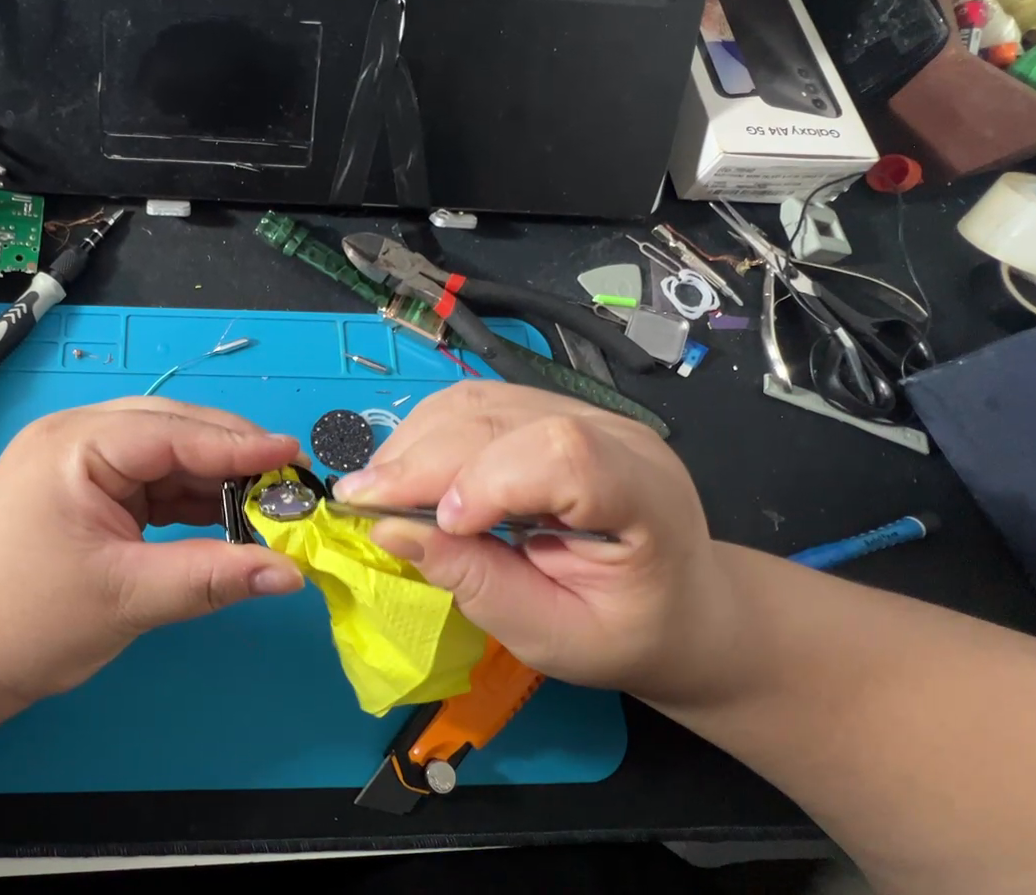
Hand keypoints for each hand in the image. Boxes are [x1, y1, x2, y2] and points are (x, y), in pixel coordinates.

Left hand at [0, 398, 305, 704]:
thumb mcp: (129, 598)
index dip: (235, 445)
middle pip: (169, 430)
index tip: (293, 456)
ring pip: (166, 452)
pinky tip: (229, 512)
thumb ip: (213, 577)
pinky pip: (152, 478)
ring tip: (269, 498)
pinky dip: (191, 496)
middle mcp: (74, 437)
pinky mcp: (89, 485)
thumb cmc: (33, 624)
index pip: (167, 433)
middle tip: (288, 478)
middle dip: (229, 454)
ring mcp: (80, 458)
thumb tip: (290, 574)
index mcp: (71, 447)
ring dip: (215, 476)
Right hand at [330, 381, 734, 701]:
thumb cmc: (622, 630)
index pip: (565, 454)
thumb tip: (386, 531)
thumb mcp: (552, 635)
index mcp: (643, 496)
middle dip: (420, 462)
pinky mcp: (544, 409)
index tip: (441, 527)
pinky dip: (424, 433)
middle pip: (499, 418)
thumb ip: (475, 583)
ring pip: (473, 400)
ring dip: (411, 442)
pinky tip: (405, 470)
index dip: (490, 479)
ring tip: (377, 490)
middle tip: (359, 504)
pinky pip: (470, 402)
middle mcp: (613, 435)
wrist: (675, 601)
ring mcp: (578, 411)